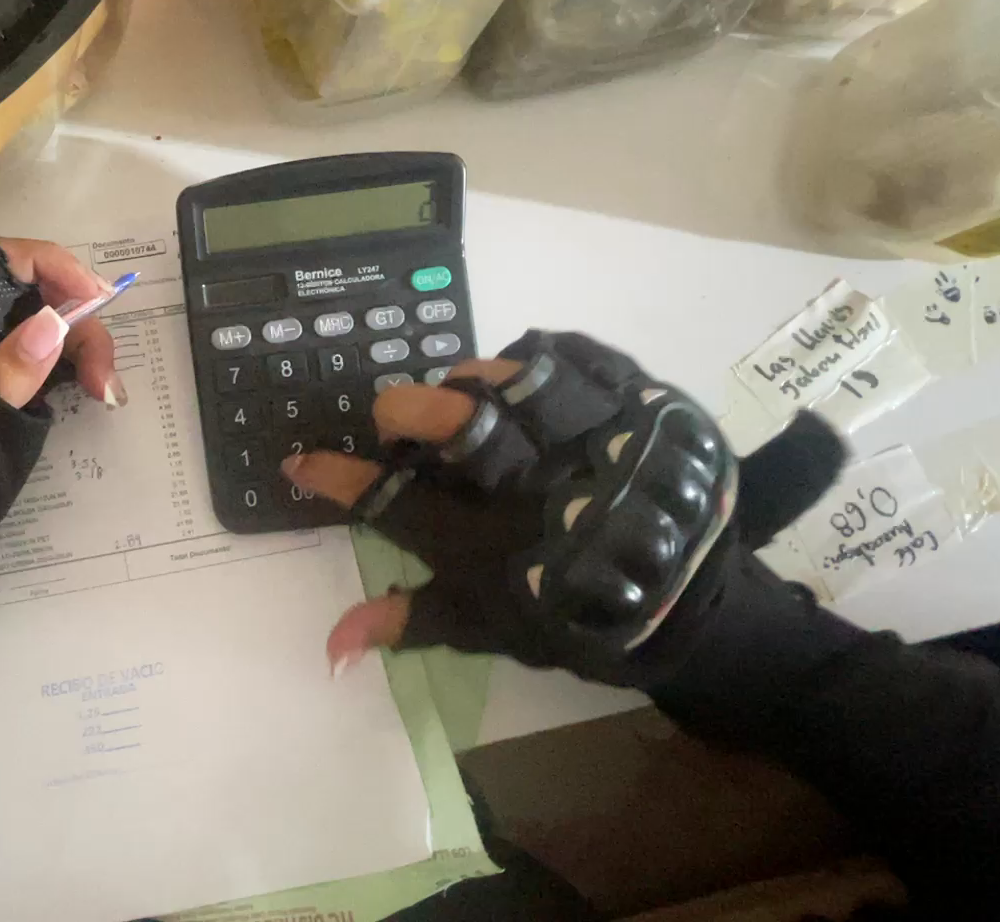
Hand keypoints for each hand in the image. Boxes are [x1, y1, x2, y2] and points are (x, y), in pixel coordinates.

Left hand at [0, 230, 125, 643]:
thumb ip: (3, 385)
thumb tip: (51, 322)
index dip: (52, 266)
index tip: (96, 302)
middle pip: (30, 294)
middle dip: (80, 323)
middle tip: (106, 379)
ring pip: (40, 325)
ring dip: (82, 347)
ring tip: (105, 392)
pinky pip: (37, 355)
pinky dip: (70, 366)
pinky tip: (90, 391)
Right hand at [283, 331, 846, 688]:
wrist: (698, 612)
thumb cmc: (578, 621)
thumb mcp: (488, 630)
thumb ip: (407, 622)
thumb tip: (330, 646)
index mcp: (494, 547)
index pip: (397, 506)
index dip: (339, 480)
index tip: (301, 462)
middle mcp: (537, 489)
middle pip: (459, 427)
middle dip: (407, 412)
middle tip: (391, 420)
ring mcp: (593, 443)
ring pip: (520, 382)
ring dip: (472, 380)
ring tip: (461, 393)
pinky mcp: (641, 410)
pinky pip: (583, 356)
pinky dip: (544, 354)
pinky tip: (522, 370)